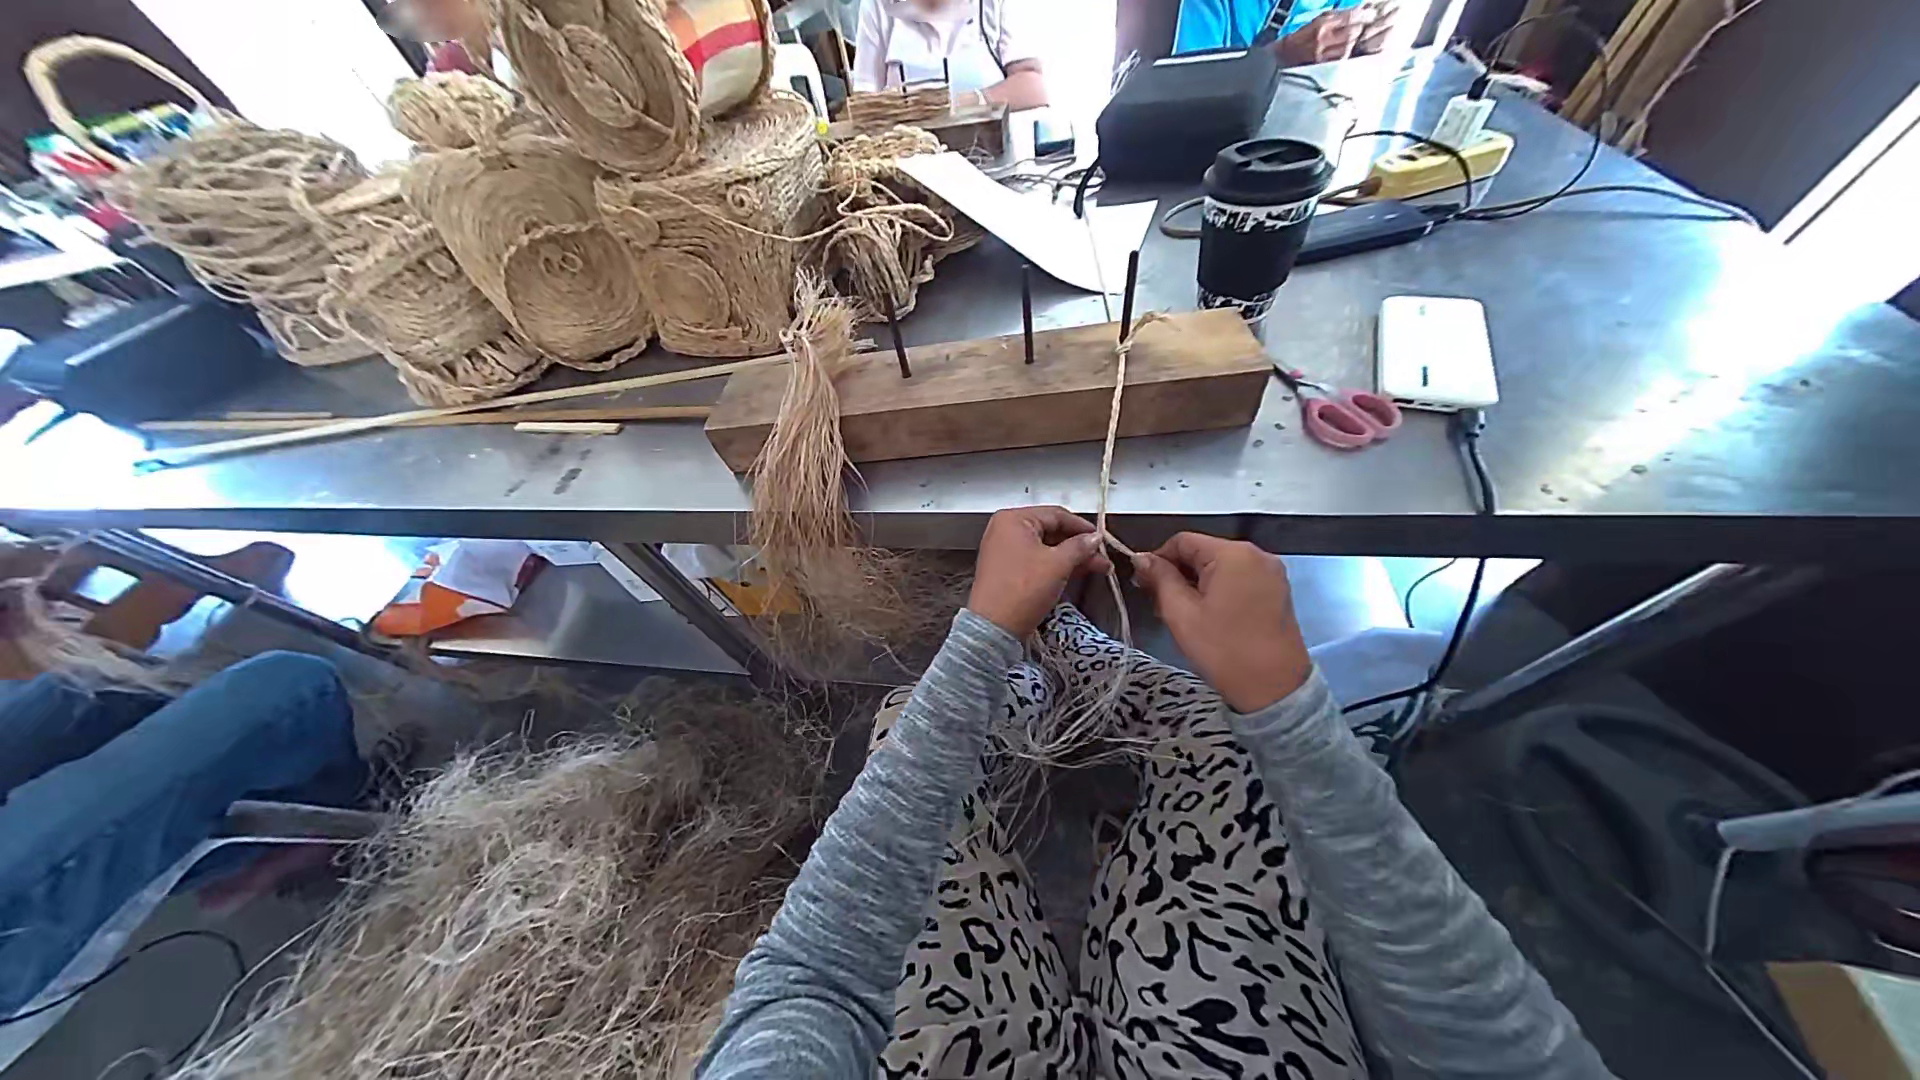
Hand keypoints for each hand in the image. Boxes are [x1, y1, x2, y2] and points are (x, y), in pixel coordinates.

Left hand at [968, 506, 1111, 637]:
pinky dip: (1056, 566)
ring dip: (1071, 558)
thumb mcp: (1058, 564)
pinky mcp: (1007, 571)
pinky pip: (1036, 561)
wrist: (995, 627)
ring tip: (1096, 567)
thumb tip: (1093, 539)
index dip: (1082, 526)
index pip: (1055, 514)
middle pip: (1051, 531)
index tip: (1100, 538)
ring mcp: (1004, 551)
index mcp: (1012, 520)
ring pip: (1045, 548)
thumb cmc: (1022, 590)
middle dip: (1079, 546)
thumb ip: (1079, 547)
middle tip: (1101, 557)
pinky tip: (1076, 573)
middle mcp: (1005, 531)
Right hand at [1130, 533, 1311, 712]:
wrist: (1274, 689)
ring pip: (1219, 566)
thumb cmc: (1224, 650)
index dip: (1157, 558)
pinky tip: (1204, 614)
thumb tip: (1141, 559)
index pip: (1183, 540)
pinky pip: (1237, 578)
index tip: (1143, 583)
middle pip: (1202, 551)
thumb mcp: (1181, 613)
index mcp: (1233, 554)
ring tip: (1179, 612)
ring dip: (1195, 583)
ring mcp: (1270, 572)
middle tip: (1157, 602)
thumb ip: (1160, 578)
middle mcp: (1256, 554)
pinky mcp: (1276, 590)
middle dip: (1176, 572)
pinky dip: (1216, 590)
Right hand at [1272, 3, 1394, 65]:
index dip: (1365, 15)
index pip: (1351, 16)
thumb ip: (1337, 17)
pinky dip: (1347, 57)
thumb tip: (1359, 11)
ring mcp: (1321, 55)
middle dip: (1362, 30)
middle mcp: (1323, 39)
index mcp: (1323, 24)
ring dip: (1356, 44)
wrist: (1278, 61)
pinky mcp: (1319, 68)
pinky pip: (1340, 62)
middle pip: (1353, 32)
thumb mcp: (1317, 22)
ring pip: (1348, 48)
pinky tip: (1349, 55)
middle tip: (1368, 30)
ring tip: (1360, 42)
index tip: (1372, 15)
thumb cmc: (1299, 41)